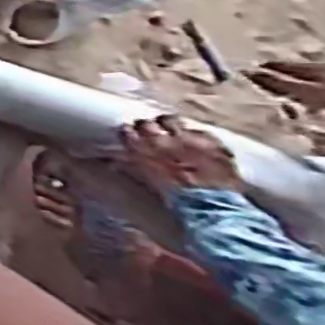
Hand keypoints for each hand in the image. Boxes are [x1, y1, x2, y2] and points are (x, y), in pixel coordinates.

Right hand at [119, 118, 240, 195]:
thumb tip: (112, 161)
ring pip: (171, 120)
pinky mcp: (210, 142)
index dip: (128, 133)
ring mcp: (186, 139)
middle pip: (146, 123)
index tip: (130, 135)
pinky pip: (199, 131)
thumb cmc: (174, 195)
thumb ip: (129, 165)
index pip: (125, 132)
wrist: (212, 205)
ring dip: (169, 124)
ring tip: (173, 130)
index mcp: (140, 149)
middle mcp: (160, 140)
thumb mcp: (146, 180)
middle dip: (146, 126)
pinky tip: (198, 141)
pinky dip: (197, 135)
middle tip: (150, 131)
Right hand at [247, 60, 324, 118]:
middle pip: (297, 71)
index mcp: (315, 67)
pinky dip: (316, 90)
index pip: (281, 65)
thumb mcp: (306, 93)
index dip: (265, 70)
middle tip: (272, 89)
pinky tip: (318, 100)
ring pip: (312, 78)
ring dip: (300, 86)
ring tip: (294, 97)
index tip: (250, 76)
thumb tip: (247, 72)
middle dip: (283, 79)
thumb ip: (277, 83)